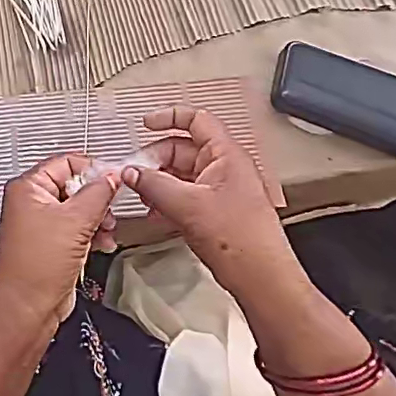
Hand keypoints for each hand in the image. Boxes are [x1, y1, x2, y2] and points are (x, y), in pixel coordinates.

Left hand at [0, 155, 121, 331]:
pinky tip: (102, 243)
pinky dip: (93, 232)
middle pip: (75, 184)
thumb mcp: (76, 221)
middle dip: (97, 198)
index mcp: (29, 187)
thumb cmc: (35, 268)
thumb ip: (98, 193)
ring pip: (80, 207)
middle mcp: (33, 201)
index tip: (112, 180)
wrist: (27, 310)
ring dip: (98, 217)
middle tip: (109, 209)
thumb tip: (111, 177)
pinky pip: (78, 227)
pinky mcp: (52, 242)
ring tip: (107, 229)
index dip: (91, 169)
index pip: (66, 161)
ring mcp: (42, 223)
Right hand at [122, 107, 305, 303]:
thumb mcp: (187, 205)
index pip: (196, 120)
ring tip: (144, 196)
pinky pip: (186, 194)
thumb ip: (154, 184)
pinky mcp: (217, 210)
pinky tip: (156, 212)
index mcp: (226, 155)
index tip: (148, 123)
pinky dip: (168, 199)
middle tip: (136, 173)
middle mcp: (225, 167)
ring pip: (182, 174)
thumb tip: (133, 172)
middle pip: (182, 149)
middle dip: (156, 160)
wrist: (262, 278)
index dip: (169, 117)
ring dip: (159, 183)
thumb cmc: (242, 240)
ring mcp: (221, 189)